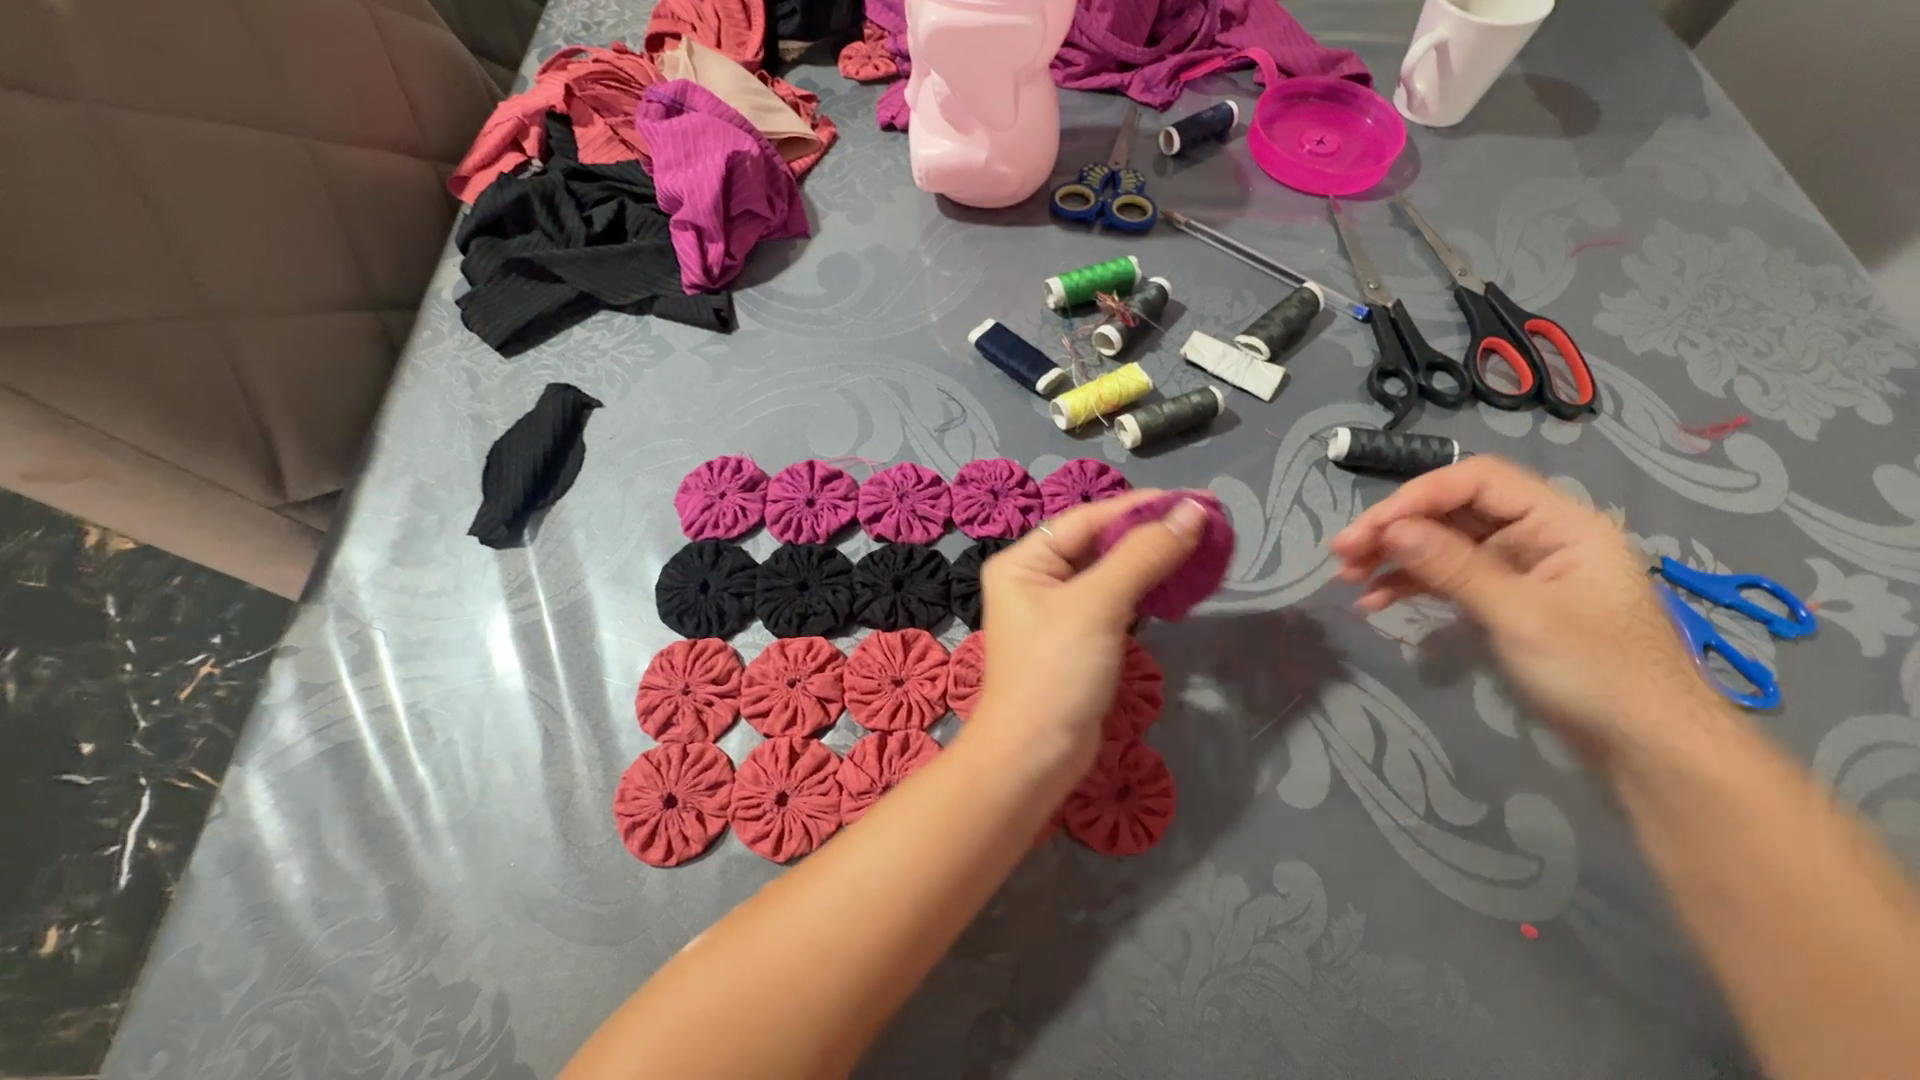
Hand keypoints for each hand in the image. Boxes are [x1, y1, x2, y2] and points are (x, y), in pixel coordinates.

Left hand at [972, 491, 1208, 767]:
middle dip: (1151, 533)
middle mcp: (1036, 579)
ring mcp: (1058, 611)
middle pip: (1100, 542)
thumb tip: (1194, 511)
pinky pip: (1117, 602)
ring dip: (1154, 562)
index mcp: (1024, 561)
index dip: (1142, 507)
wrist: (1035, 757)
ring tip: (1202, 550)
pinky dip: (1147, 593)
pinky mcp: (1079, 640)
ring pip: (1112, 573)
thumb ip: (1144, 554)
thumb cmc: (1056, 673)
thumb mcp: (1098, 605)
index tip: (1197, 500)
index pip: (1089, 518)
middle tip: (1207, 524)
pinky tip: (1178, 587)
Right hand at [1330, 456, 1726, 765]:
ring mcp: (1522, 570)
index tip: (1368, 530)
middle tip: (1341, 554)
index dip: (1416, 497)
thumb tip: (1391, 528)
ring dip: (1396, 558)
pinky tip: (1376, 603)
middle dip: (1395, 528)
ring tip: (1347, 579)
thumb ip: (1452, 566)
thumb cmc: (1595, 673)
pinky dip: (1413, 587)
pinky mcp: (1508, 603)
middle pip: (1454, 511)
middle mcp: (1539, 535)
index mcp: (1560, 521)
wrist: (1648, 747)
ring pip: (1446, 545)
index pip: (1476, 481)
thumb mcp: (1519, 615)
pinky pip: (1452, 579)